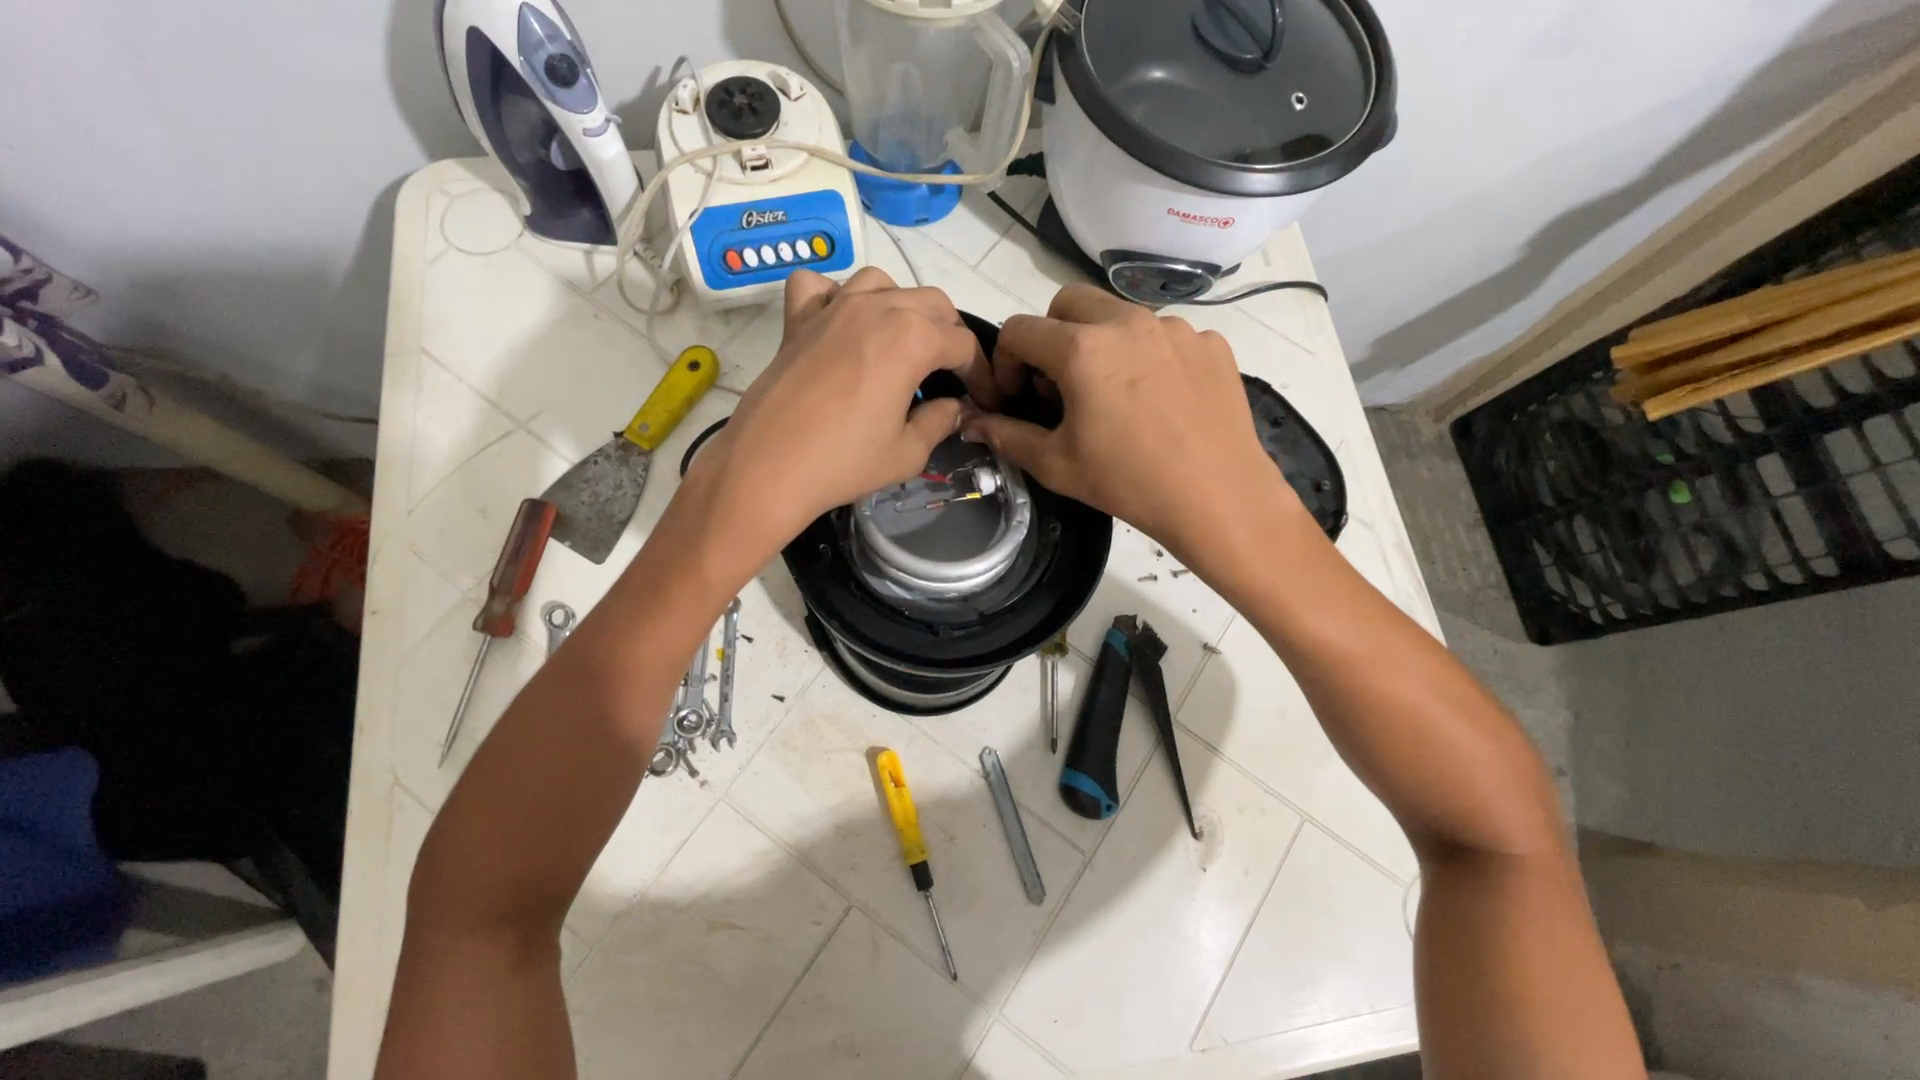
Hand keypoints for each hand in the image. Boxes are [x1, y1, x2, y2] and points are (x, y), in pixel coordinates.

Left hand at [686, 268, 994, 551]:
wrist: (768, 466)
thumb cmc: (844, 461)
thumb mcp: (907, 451)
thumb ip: (940, 421)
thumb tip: (954, 408)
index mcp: (913, 337)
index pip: (963, 344)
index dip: (981, 374)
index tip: (984, 400)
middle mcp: (877, 308)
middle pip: (932, 304)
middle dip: (950, 335)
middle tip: (950, 374)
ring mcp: (833, 307)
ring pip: (881, 283)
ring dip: (901, 306)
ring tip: (901, 342)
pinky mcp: (797, 319)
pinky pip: (819, 286)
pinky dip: (834, 295)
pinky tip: (840, 322)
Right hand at [962, 285, 1291, 555]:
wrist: (1218, 498)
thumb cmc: (1129, 482)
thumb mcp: (1057, 465)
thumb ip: (1007, 435)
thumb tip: (973, 422)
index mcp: (1082, 348)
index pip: (1020, 330)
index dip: (1006, 362)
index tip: (1015, 396)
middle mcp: (1128, 321)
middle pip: (1068, 302)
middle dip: (1051, 335)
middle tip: (1057, 382)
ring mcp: (1175, 328)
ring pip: (1119, 314)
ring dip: (1101, 342)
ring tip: (1113, 394)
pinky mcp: (1209, 344)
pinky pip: (1165, 336)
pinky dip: (1148, 357)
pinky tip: (1158, 401)